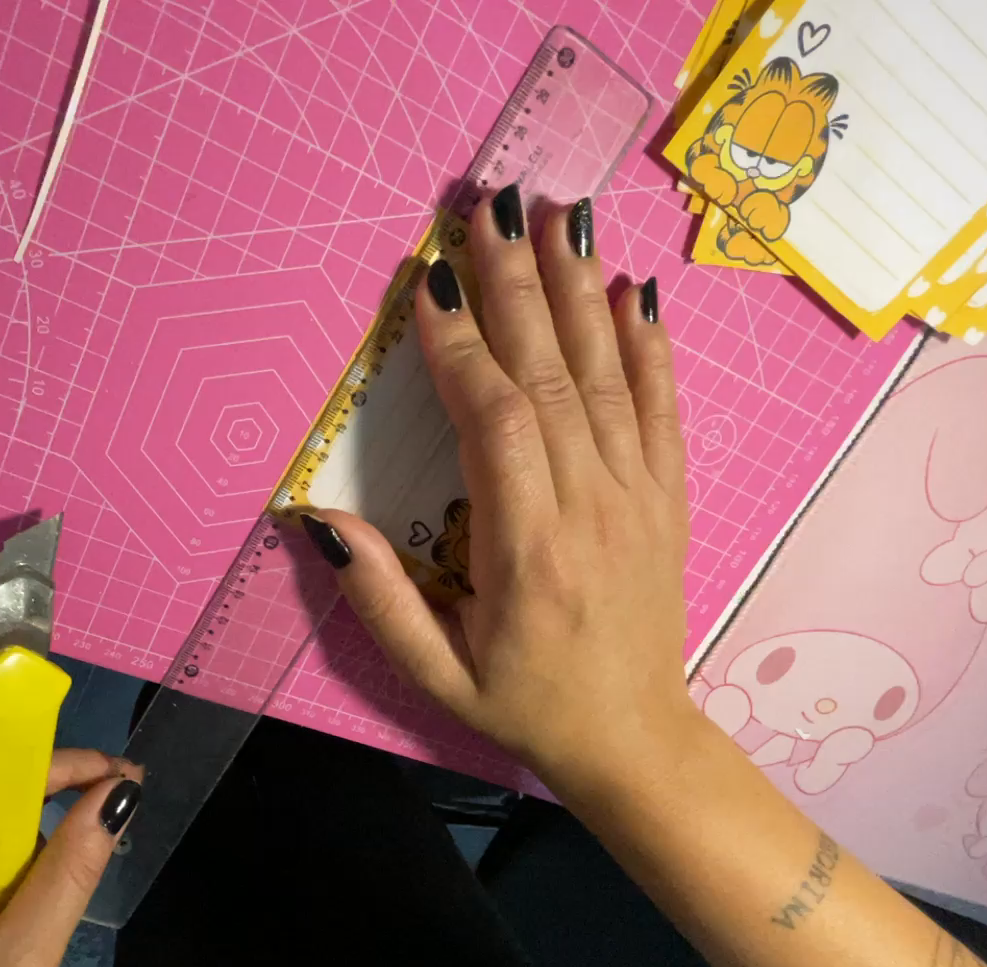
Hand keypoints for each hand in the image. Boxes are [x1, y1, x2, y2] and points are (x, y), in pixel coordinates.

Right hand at [305, 191, 693, 796]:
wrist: (634, 739)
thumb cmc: (523, 704)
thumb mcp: (433, 674)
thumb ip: (378, 599)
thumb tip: (318, 520)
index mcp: (528, 551)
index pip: (494, 422)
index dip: (459, 350)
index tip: (431, 286)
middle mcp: (591, 506)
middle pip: (551, 375)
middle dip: (515, 285)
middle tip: (488, 208)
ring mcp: (640, 495)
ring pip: (610, 374)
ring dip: (579, 290)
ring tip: (558, 215)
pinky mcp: (668, 495)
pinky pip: (662, 405)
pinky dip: (648, 341)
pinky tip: (632, 288)